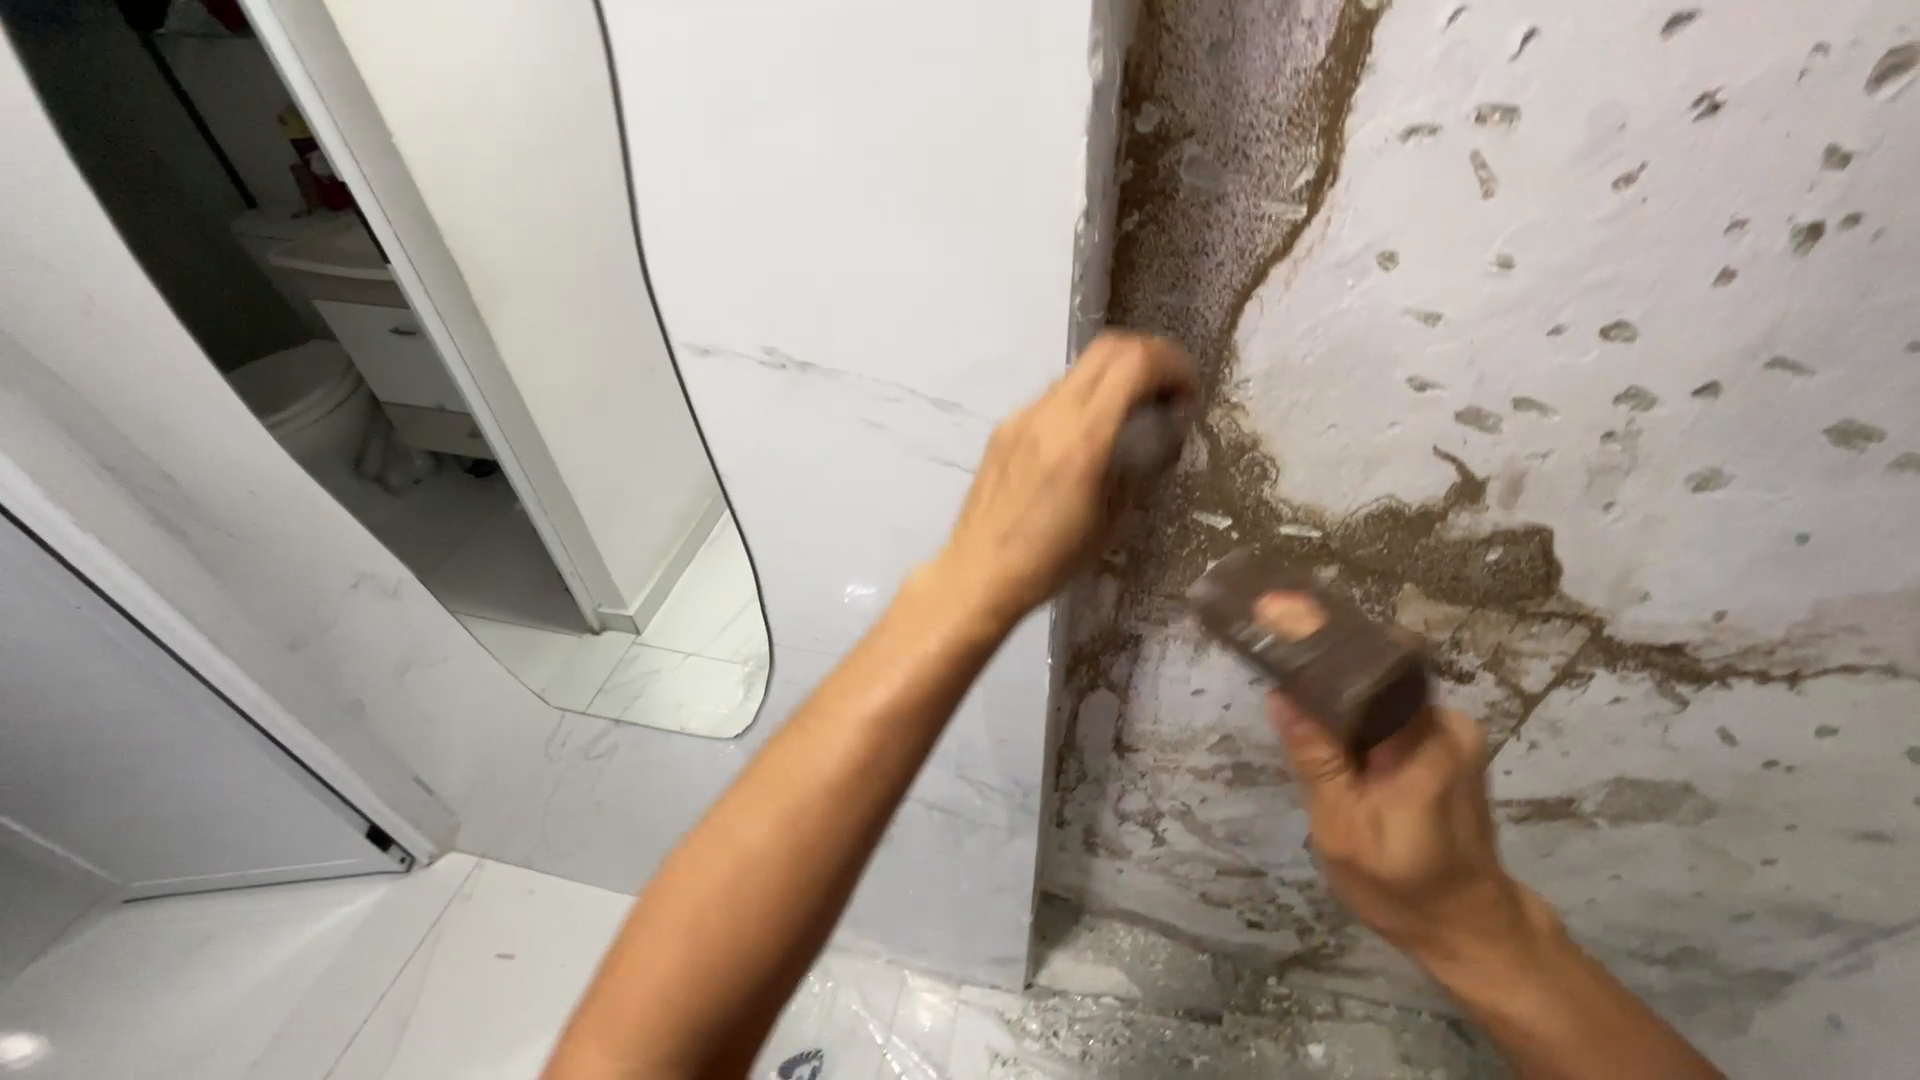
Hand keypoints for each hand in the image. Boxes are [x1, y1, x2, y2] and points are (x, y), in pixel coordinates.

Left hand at [936, 330, 1195, 621]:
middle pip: (1109, 347)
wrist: (979, 572)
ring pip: (1079, 370)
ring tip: (1129, 416)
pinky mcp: (1004, 429)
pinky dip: (1082, 400)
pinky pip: (1053, 397)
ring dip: (1113, 378)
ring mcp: (1022, 417)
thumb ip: (1138, 464)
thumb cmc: (1053, 559)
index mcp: (1083, 437)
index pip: (1135, 361)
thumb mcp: (1113, 518)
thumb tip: (1157, 433)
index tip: (1188, 394)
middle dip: (1148, 358)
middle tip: (1166, 392)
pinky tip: (1085, 440)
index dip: (1173, 364)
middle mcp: (1050, 413)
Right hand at [1260, 593, 1548, 973]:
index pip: (1371, 667)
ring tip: (1285, 678)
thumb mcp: (1343, 828)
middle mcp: (1447, 723)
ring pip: (1378, 690)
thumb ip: (1316, 758)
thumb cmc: (1402, 886)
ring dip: (1336, 689)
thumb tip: (1282, 694)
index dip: (1321, 640)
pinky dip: (1354, 709)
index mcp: (1426, 741)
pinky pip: (1388, 710)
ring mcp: (1450, 732)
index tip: (1277, 612)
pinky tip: (1320, 717)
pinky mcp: (1444, 744)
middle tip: (1270, 649)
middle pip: (1374, 671)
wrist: (1468, 928)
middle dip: (1321, 660)